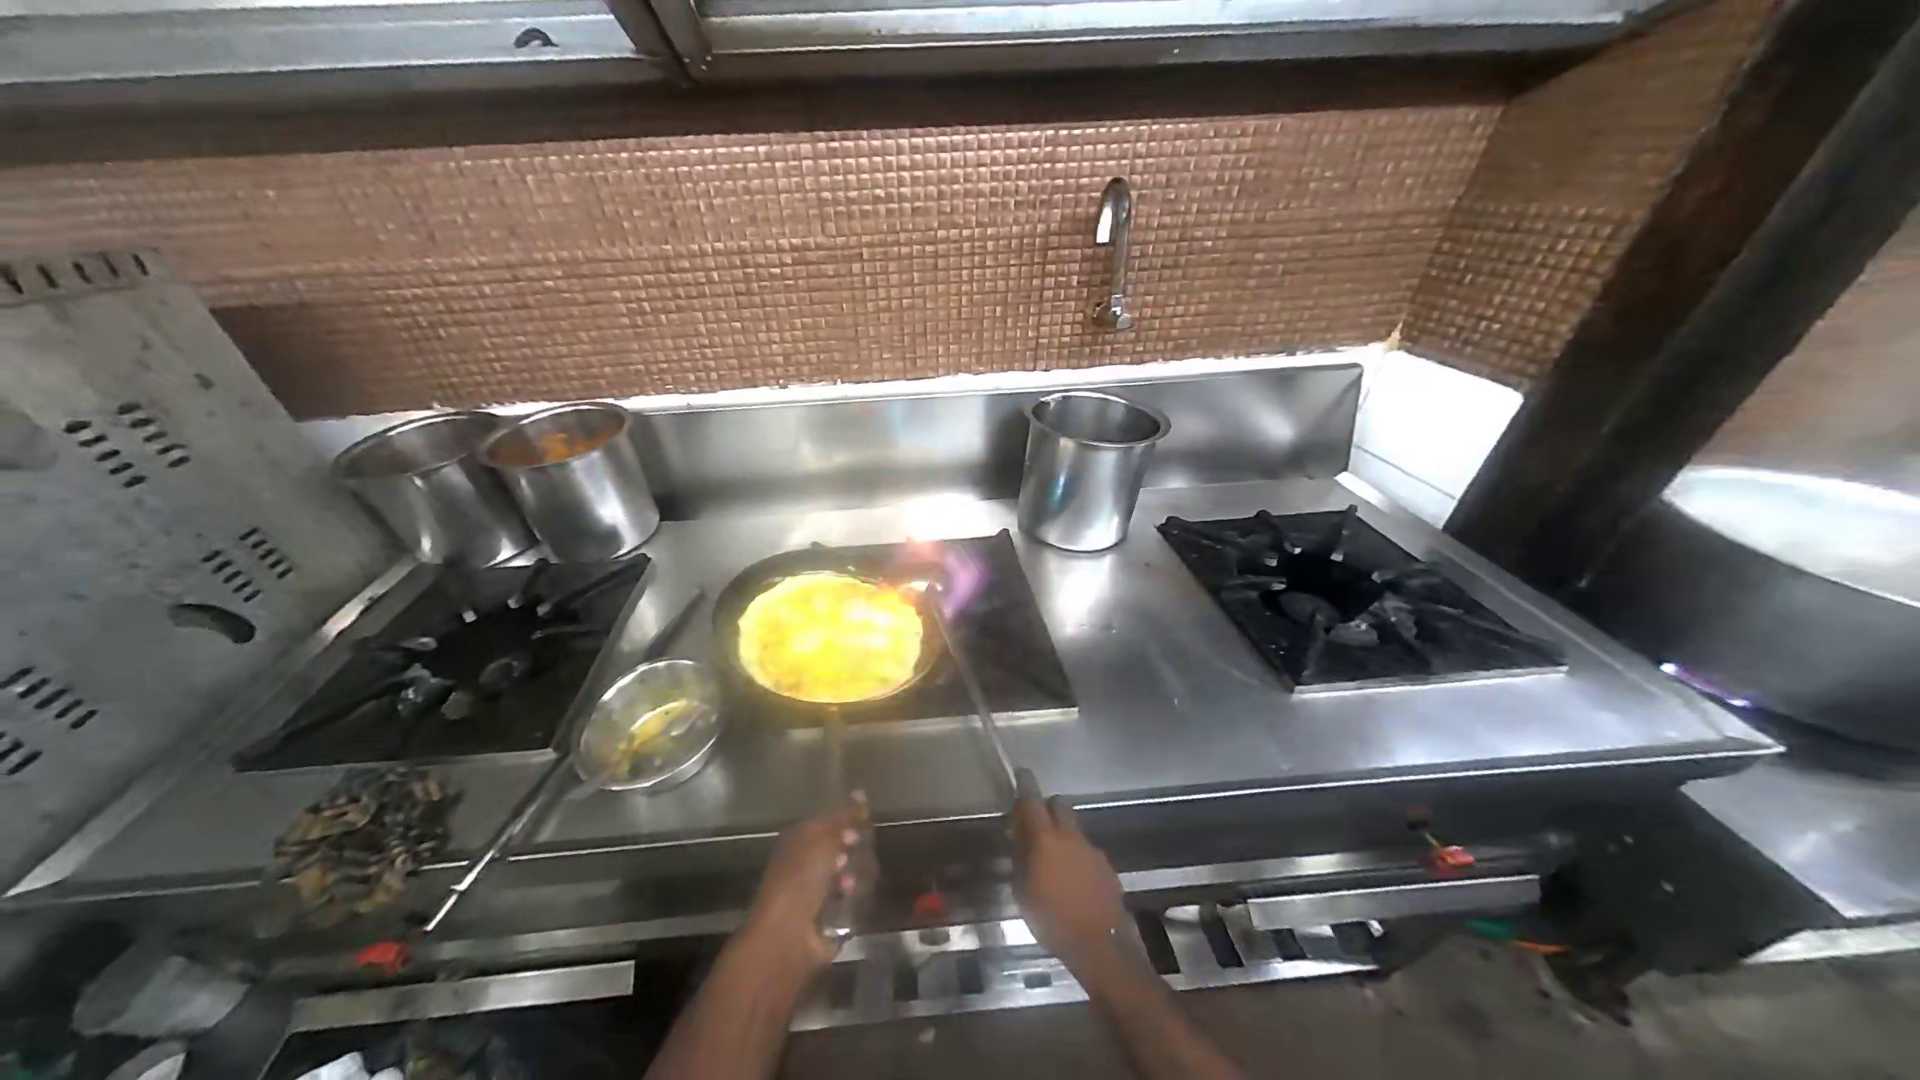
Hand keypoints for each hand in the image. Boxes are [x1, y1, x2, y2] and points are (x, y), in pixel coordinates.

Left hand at [739, 795, 867, 975]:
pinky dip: (853, 901)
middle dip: (849, 850)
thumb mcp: (823, 836)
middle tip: (856, 852)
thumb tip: (860, 793)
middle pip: (835, 850)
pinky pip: (847, 902)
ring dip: (852, 876)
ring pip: (843, 876)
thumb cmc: (801, 877)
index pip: (824, 825)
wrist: (787, 935)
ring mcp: (811, 894)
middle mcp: (801, 866)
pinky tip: (854, 901)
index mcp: (795, 843)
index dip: (843, 822)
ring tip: (850, 883)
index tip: (862, 823)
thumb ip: (844, 815)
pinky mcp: (824, 921)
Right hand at [1012, 769, 1132, 976]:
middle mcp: (1070, 836)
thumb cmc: (1051, 919)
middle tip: (1038, 822)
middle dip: (1048, 807)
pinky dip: (1078, 856)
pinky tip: (1074, 879)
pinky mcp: (1106, 865)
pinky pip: (1087, 851)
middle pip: (1060, 804)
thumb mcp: (1022, 891)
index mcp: (1045, 839)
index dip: (1026, 785)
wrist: (1098, 943)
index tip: (1022, 774)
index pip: (1032, 801)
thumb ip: (1020, 858)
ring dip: (1063, 834)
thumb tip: (1020, 838)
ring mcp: (1091, 850)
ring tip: (1055, 859)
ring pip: (1074, 828)